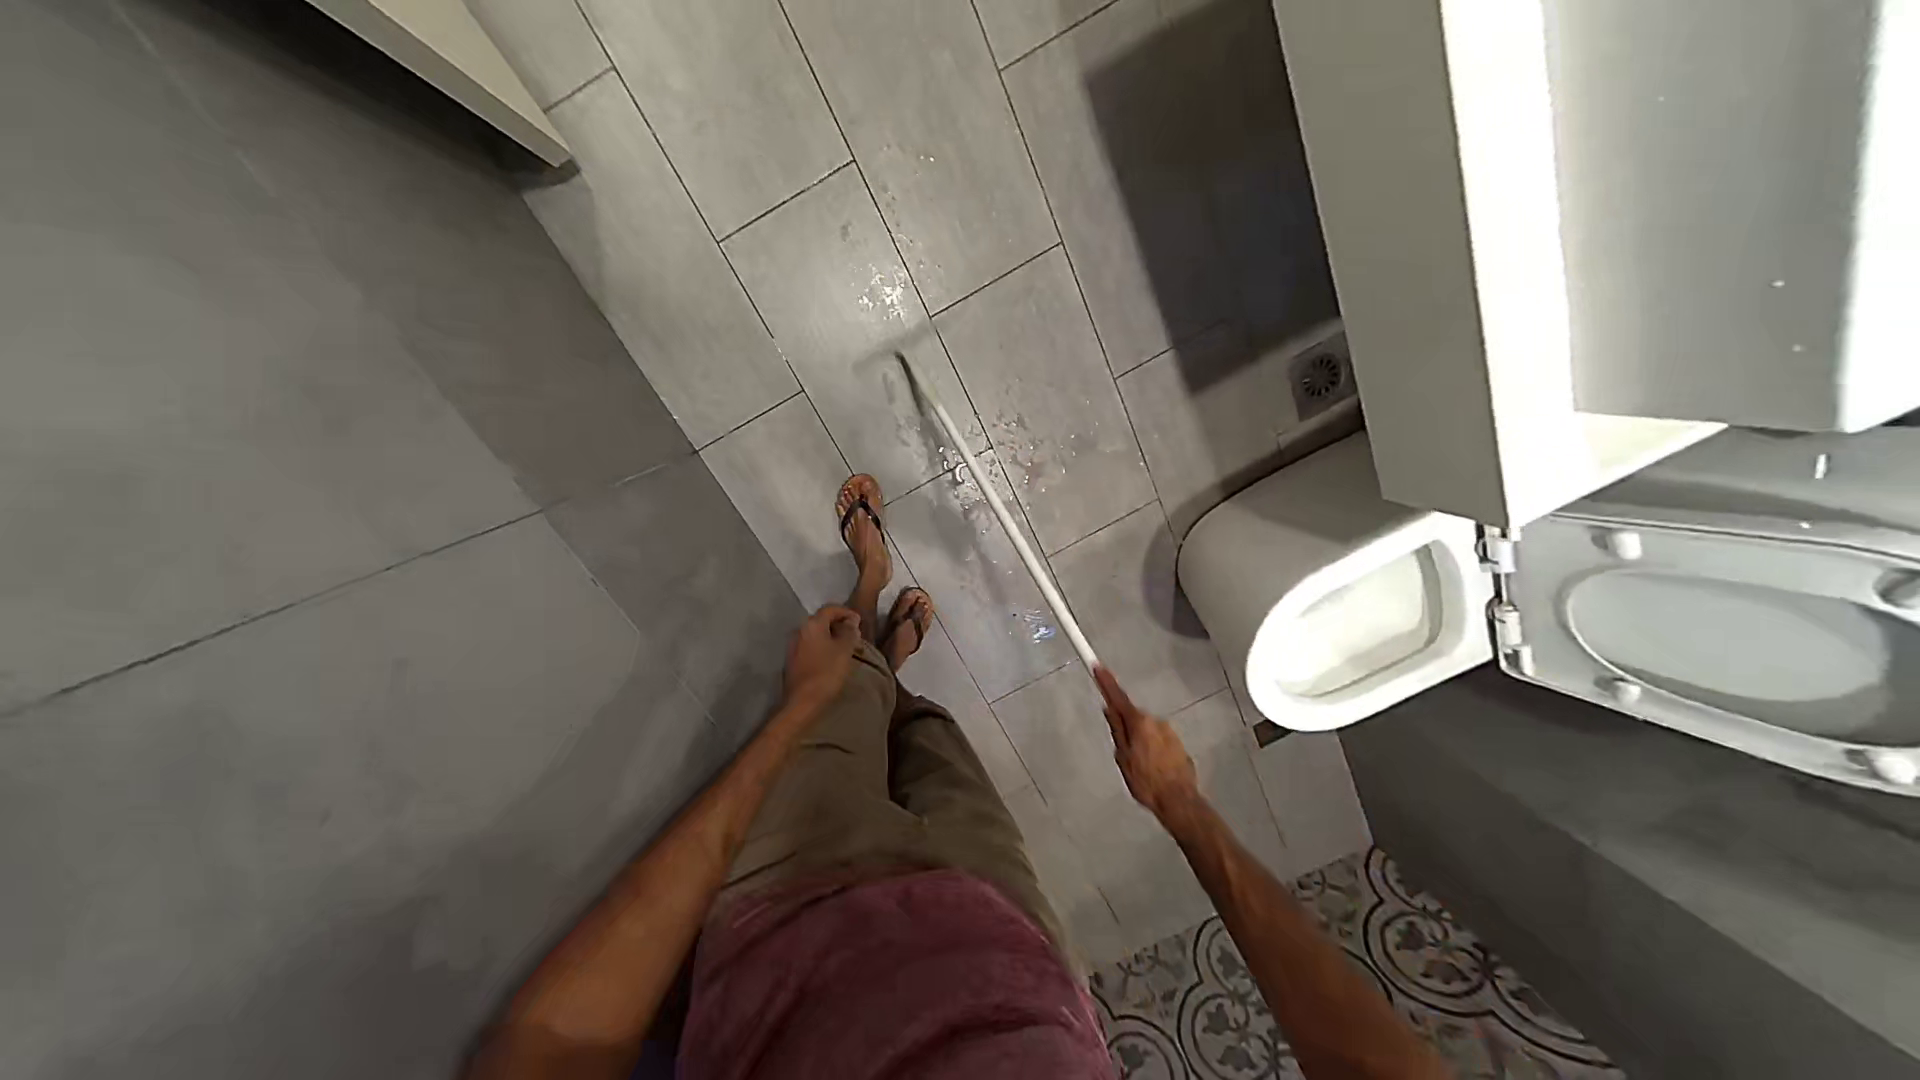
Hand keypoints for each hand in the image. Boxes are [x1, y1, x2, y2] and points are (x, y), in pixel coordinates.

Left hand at [782, 605, 862, 711]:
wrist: (802, 702)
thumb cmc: (826, 672)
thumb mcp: (845, 650)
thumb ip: (850, 632)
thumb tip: (851, 621)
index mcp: (812, 624)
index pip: (830, 608)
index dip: (846, 611)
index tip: (859, 620)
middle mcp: (799, 630)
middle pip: (821, 620)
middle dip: (838, 623)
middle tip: (853, 633)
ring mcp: (793, 645)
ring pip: (815, 633)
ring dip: (830, 635)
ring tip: (844, 645)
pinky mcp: (792, 659)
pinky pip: (810, 645)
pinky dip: (822, 645)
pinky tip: (831, 656)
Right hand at [1094, 666, 1201, 823]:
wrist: (1179, 800)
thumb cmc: (1146, 781)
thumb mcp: (1123, 757)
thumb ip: (1117, 731)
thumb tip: (1109, 710)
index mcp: (1139, 722)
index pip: (1117, 698)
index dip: (1106, 682)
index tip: (1097, 666)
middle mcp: (1155, 720)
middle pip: (1132, 716)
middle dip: (1125, 727)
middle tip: (1123, 752)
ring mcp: (1169, 731)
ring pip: (1145, 729)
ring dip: (1139, 740)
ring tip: (1140, 767)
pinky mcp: (1178, 742)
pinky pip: (1157, 739)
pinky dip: (1151, 748)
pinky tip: (1152, 768)